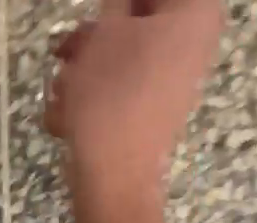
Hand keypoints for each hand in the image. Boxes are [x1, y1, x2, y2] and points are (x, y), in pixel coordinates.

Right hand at [44, 0, 224, 206]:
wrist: (114, 172)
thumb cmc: (111, 94)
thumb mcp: (106, 31)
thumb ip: (116, 1)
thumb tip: (119, 3)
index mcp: (196, 8)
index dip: (116, 5)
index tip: (96, 17)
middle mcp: (195, 38)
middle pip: (137, 19)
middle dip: (94, 37)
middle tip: (63, 51)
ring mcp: (175, 76)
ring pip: (121, 56)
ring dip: (84, 70)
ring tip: (60, 92)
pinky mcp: (153, 106)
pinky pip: (121, 87)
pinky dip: (92, 96)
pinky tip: (67, 116)